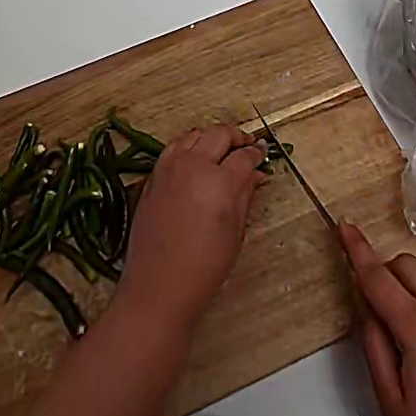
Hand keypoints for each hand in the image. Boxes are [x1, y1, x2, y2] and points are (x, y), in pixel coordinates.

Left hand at [114, 125, 263, 328]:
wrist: (160, 281)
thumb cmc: (203, 265)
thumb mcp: (235, 231)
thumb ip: (245, 195)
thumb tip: (255, 175)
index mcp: (218, 180)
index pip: (244, 156)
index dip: (257, 153)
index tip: (262, 154)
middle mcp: (191, 165)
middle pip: (218, 134)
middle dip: (235, 137)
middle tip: (246, 147)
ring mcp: (168, 167)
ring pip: (193, 135)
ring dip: (210, 138)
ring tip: (222, 151)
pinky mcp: (153, 175)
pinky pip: (173, 148)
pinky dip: (188, 146)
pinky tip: (195, 159)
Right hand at [342, 223, 415, 415]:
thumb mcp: (391, 400)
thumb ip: (373, 345)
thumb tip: (367, 313)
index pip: (379, 276)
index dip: (356, 248)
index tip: (345, 226)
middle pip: (411, 268)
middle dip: (384, 269)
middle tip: (366, 296)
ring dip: (408, 296)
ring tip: (398, 346)